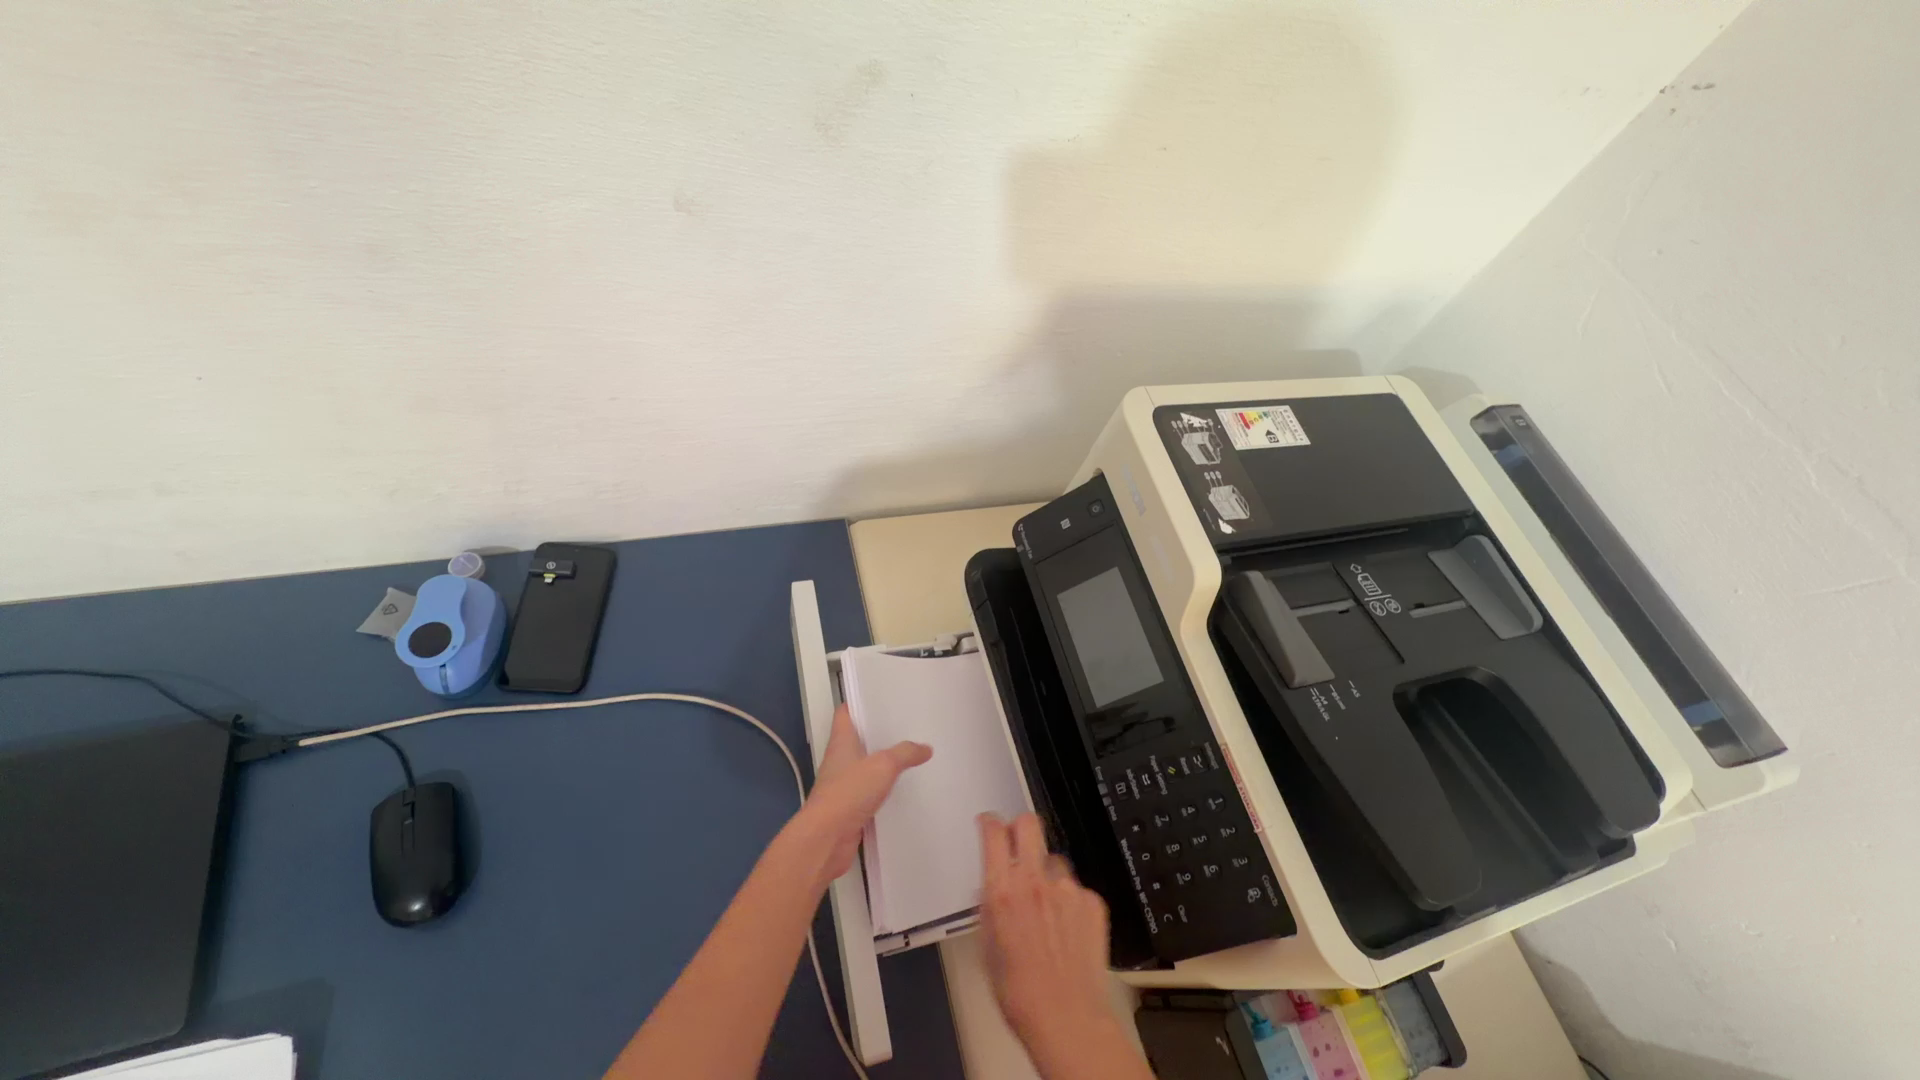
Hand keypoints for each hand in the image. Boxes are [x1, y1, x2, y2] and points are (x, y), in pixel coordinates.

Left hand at [790, 704, 929, 884]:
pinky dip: (885, 790)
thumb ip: (905, 753)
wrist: (827, 839)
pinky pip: (871, 793)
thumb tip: (925, 748)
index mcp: (842, 742)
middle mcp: (840, 760)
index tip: (880, 696)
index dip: (859, 702)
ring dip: (884, 763)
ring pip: (866, 767)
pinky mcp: (850, 808)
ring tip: (911, 755)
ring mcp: (844, 785)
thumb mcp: (883, 765)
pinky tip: (904, 790)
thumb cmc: (849, 792)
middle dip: (879, 733)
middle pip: (859, 740)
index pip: (846, 713)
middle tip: (907, 725)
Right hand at [978, 813, 1141, 1078]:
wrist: (1064, 1016)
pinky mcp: (1092, 901)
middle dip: (1020, 828)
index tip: (989, 823)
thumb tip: (991, 888)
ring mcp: (1067, 889)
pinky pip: (1077, 887)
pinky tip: (1066, 926)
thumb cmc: (1019, 990)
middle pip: (1029, 824)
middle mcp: (1035, 881)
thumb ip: (989, 906)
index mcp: (1002, 890)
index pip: (994, 832)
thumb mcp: (986, 945)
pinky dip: (1070, 899)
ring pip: (1054, 859)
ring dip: (1047, 872)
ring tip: (1046, 905)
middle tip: (1017, 842)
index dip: (989, 823)